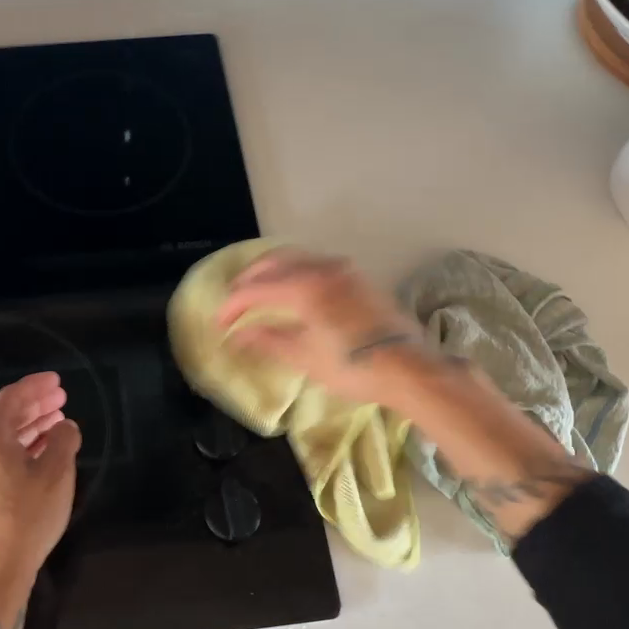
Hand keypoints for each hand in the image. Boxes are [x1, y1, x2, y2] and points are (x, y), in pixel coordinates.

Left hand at [0, 371, 81, 595]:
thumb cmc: (28, 518)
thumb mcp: (56, 474)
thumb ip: (63, 441)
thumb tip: (65, 427)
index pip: (11, 399)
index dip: (35, 386)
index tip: (57, 381)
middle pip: (4, 418)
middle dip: (34, 406)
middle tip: (61, 400)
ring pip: (2, 440)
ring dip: (29, 429)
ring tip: (57, 426)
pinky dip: (21, 449)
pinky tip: (40, 458)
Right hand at [216, 248, 430, 405]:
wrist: (408, 369)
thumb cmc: (353, 367)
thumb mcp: (304, 357)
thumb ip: (267, 340)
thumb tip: (238, 335)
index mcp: (304, 286)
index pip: (256, 288)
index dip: (233, 304)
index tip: (220, 323)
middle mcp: (322, 268)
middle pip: (274, 261)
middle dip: (249, 279)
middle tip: (234, 301)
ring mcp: (344, 270)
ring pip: (297, 259)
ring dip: (273, 273)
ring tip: (260, 294)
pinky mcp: (358, 279)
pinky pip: (316, 265)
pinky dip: (295, 274)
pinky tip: (292, 294)